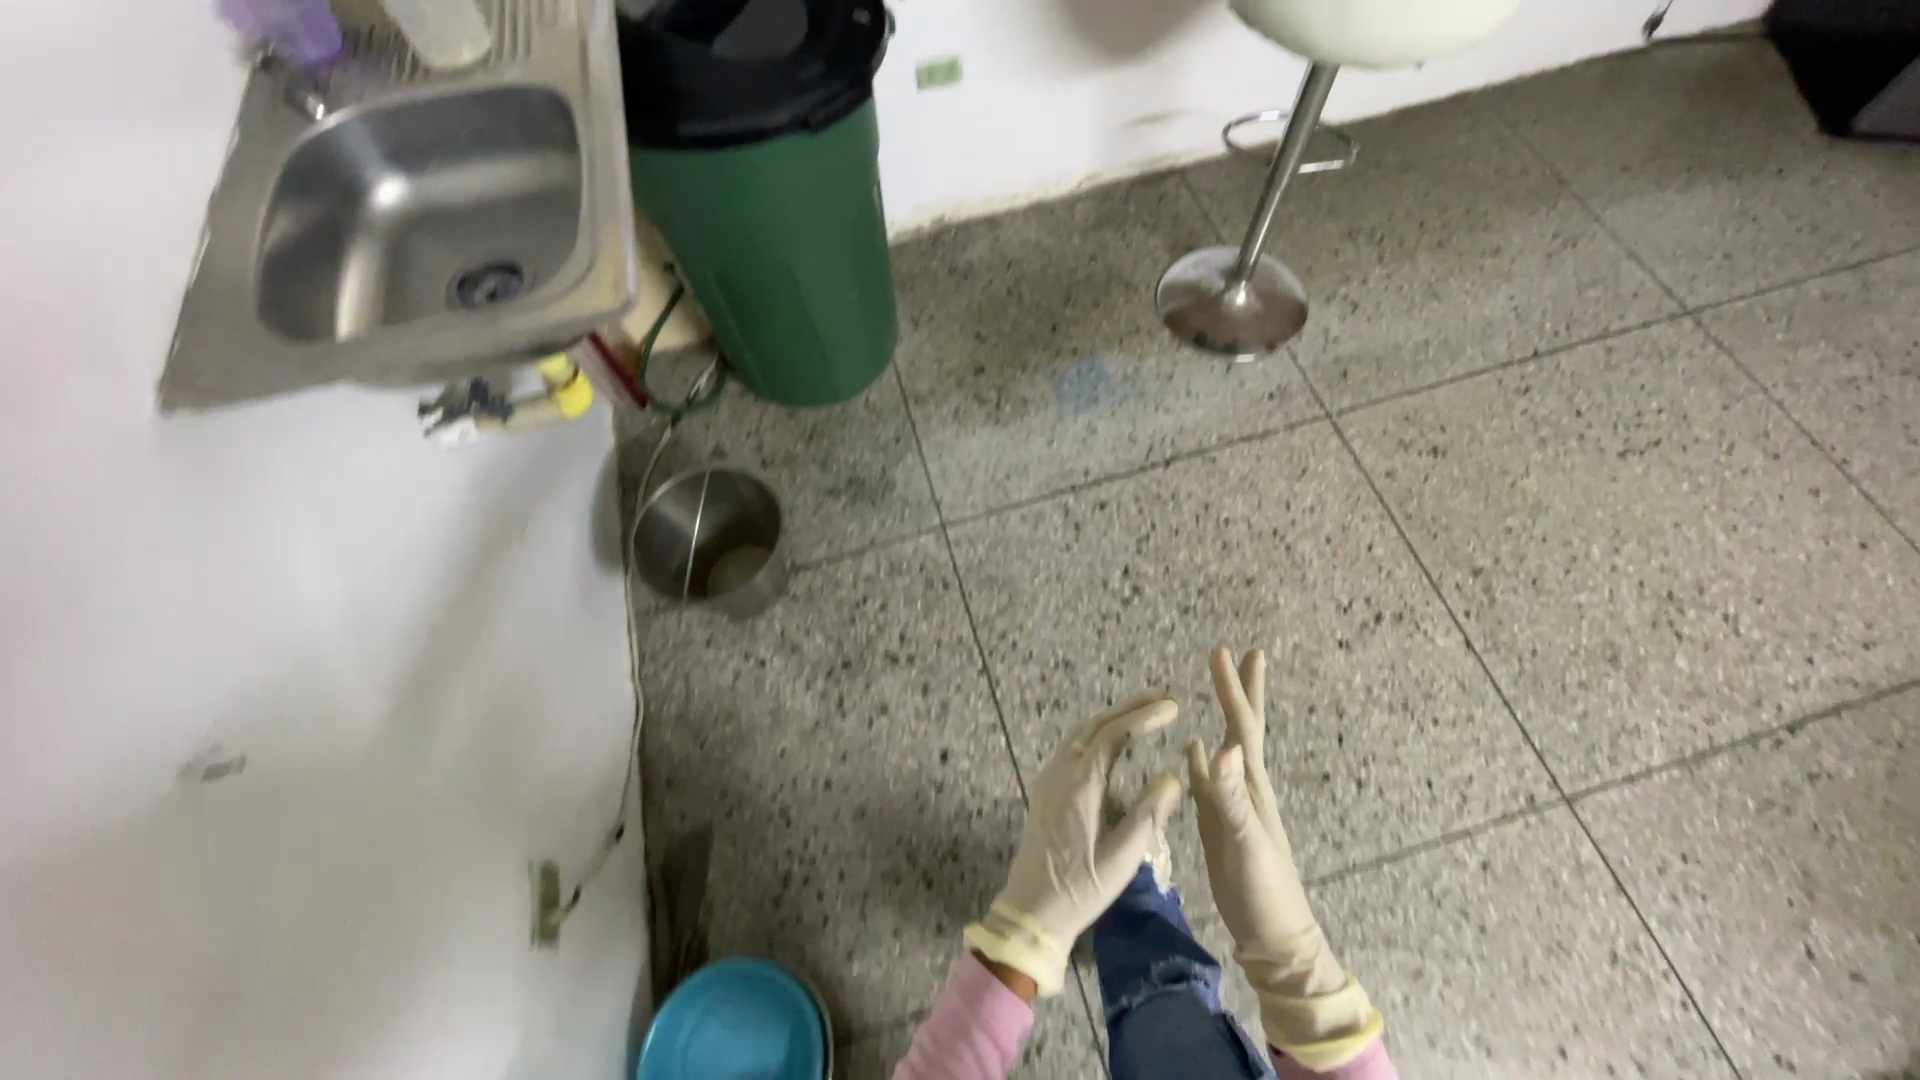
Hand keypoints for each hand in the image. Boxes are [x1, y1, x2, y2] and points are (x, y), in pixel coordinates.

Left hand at [964, 691, 1184, 996]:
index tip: (1173, 706)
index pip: (1113, 734)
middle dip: (1129, 707)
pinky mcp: (1047, 790)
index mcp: (1079, 784)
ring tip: (1145, 713)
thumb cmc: (1081, 889)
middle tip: (1163, 697)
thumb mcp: (1123, 858)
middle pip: (1095, 725)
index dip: (1143, 716)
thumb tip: (1173, 775)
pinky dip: (1098, 734)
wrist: (1031, 910)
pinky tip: (1115, 742)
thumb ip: (1149, 813)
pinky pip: (1073, 747)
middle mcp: (1060, 772)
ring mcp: (1050, 779)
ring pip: (1081, 733)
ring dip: (1112, 718)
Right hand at [1188, 648, 1382, 1070]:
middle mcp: (1244, 786)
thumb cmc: (1264, 891)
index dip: (1232, 690)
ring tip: (1218, 689)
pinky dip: (1201, 759)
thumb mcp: (1247, 843)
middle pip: (1241, 728)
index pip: (1241, 727)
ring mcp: (1232, 803)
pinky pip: (1208, 779)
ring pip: (1226, 747)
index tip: (1223, 651)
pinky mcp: (1218, 822)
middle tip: (1233, 653)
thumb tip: (1219, 744)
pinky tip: (1195, 748)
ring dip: (1224, 716)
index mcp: (1252, 787)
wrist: (1272, 937)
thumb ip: (1232, 798)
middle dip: (1238, 690)